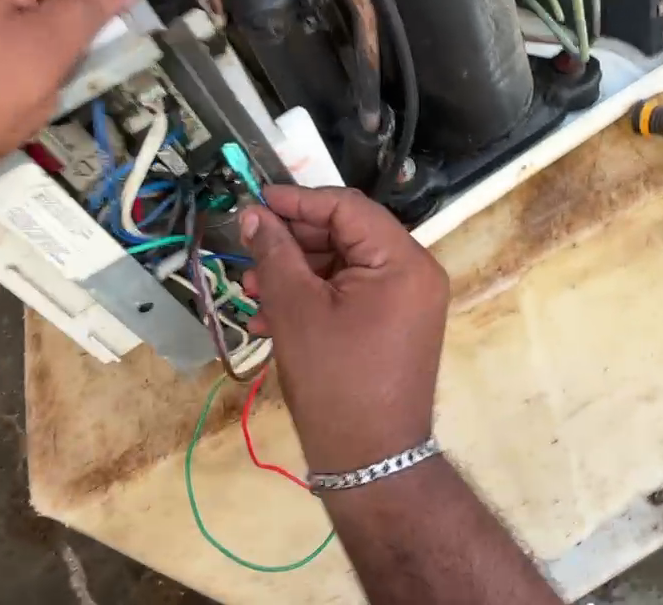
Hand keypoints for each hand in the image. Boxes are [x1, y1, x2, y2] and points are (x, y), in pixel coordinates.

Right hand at [238, 186, 449, 473]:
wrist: (370, 463)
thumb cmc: (334, 381)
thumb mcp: (296, 310)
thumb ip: (275, 252)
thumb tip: (255, 213)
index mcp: (403, 260)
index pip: (347, 207)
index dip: (298, 200)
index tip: (256, 200)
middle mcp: (415, 271)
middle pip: (346, 234)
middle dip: (292, 244)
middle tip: (248, 252)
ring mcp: (408, 299)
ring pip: (344, 265)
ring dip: (296, 273)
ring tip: (251, 291)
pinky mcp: (395, 322)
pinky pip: (352, 293)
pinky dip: (314, 298)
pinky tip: (271, 316)